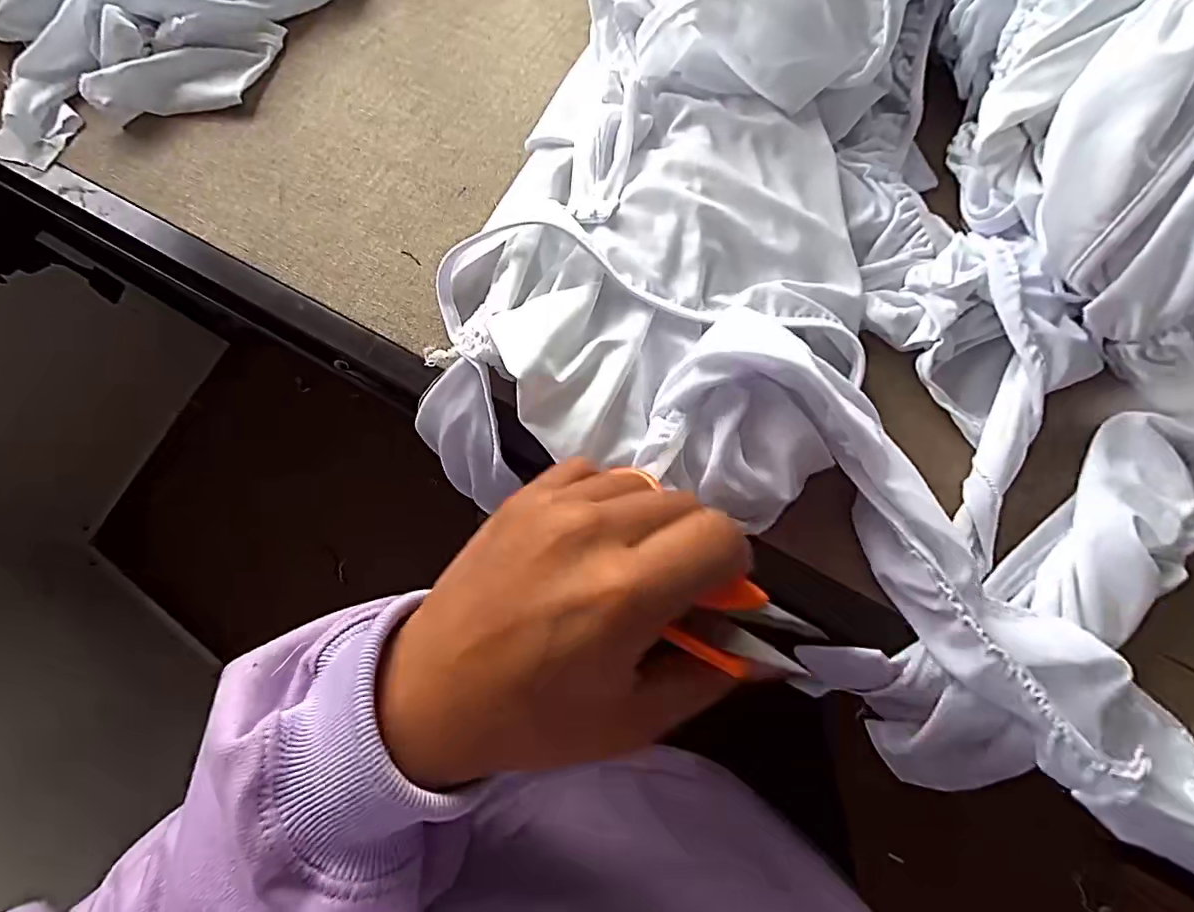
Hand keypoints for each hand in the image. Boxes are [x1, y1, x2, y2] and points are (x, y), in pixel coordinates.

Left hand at [378, 458, 751, 787]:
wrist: (426, 692)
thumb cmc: (534, 718)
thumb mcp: (632, 720)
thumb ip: (710, 678)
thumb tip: (767, 656)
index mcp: (626, 592)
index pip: (723, 536)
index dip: (731, 566)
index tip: (711, 592)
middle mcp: (595, 531)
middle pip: (692, 505)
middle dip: (696, 545)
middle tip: (669, 584)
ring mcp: (557, 503)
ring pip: (649, 484)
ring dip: (655, 520)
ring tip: (626, 558)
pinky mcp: (528, 492)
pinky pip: (599, 471)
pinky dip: (611, 499)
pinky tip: (590, 535)